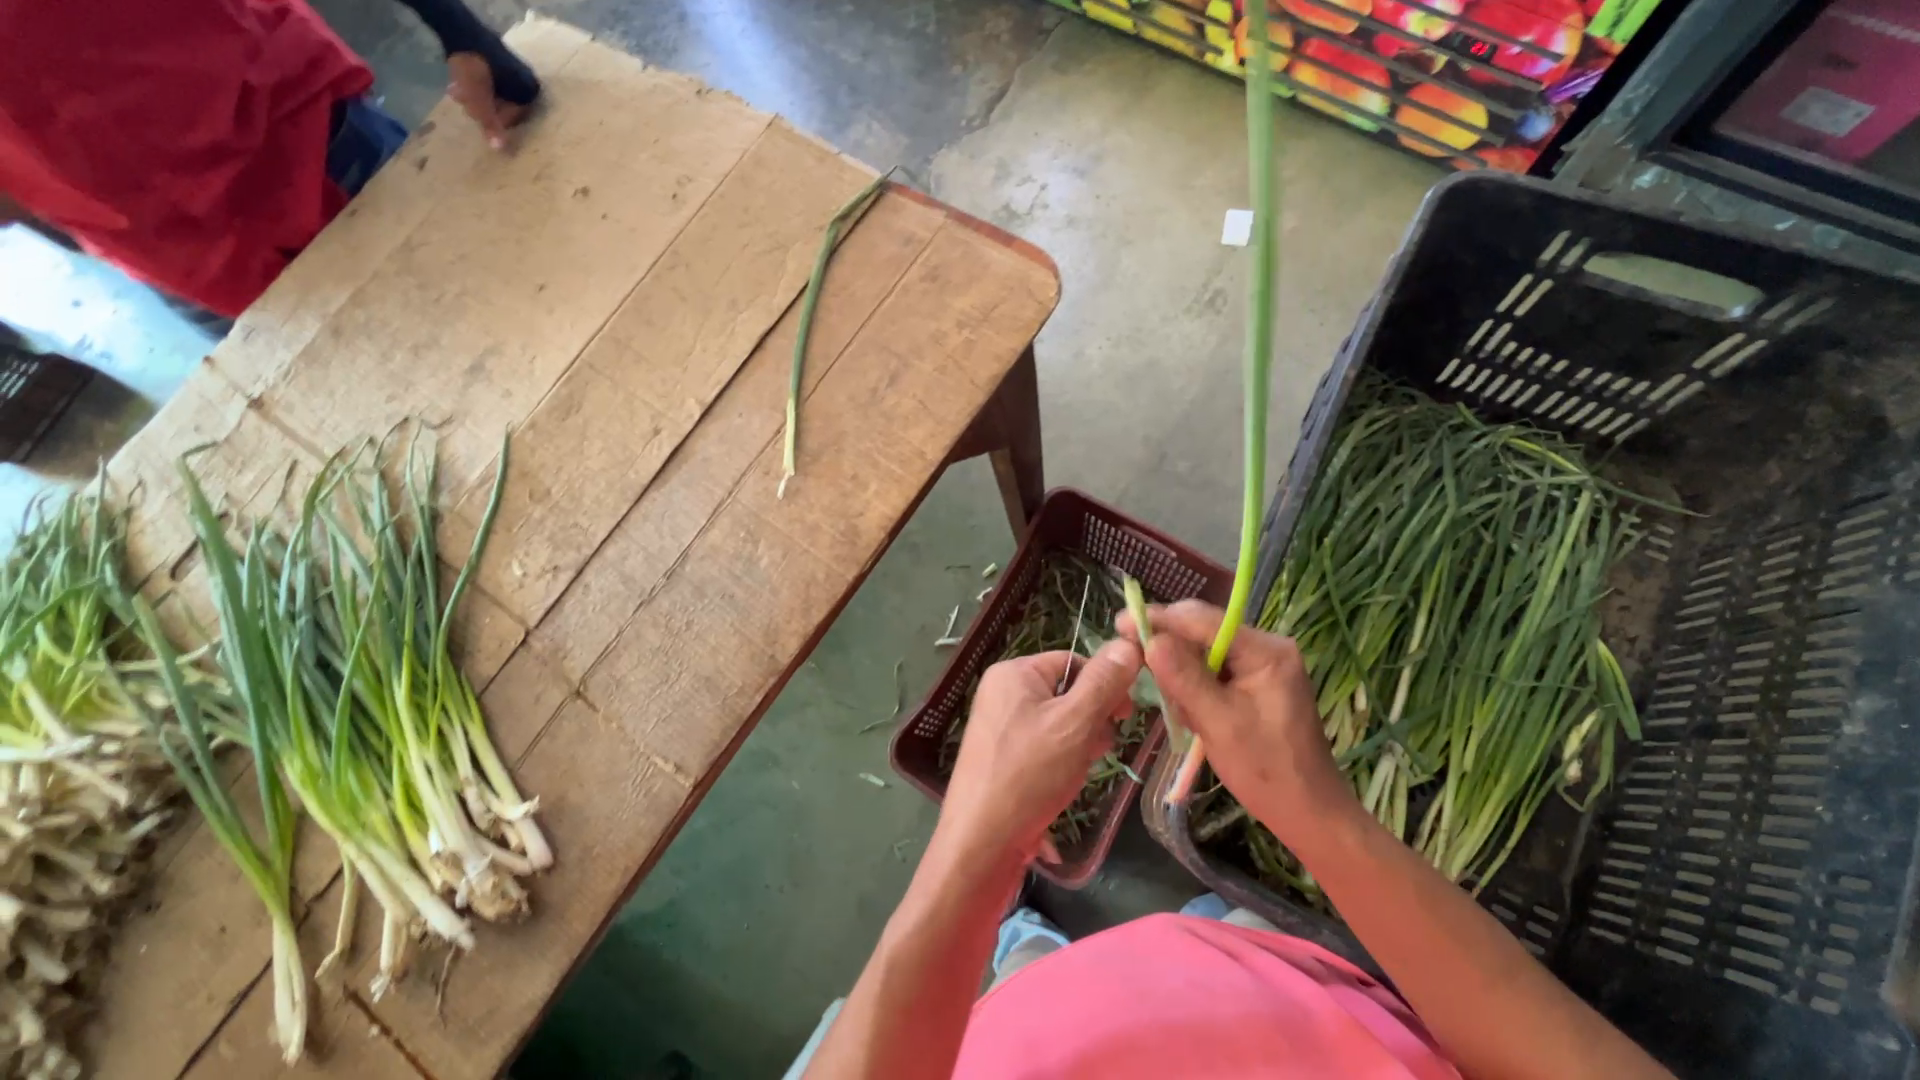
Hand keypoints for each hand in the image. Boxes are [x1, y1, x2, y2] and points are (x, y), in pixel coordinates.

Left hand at [447, 52, 530, 149]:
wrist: (459, 30)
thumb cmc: (476, 72)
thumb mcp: (481, 104)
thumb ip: (491, 127)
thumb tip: (501, 150)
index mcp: (529, 92)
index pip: (515, 117)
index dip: (495, 120)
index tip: (478, 117)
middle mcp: (527, 79)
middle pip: (505, 104)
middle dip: (484, 107)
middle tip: (465, 105)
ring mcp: (514, 65)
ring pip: (496, 92)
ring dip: (477, 96)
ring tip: (458, 93)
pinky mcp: (498, 56)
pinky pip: (491, 78)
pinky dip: (477, 83)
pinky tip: (460, 83)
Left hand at [939, 640, 1142, 864]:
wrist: (981, 843)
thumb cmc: (1028, 774)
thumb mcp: (1074, 723)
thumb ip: (1104, 683)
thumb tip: (1128, 643)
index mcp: (1013, 673)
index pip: (1074, 660)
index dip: (1105, 685)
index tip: (1125, 716)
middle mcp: (1003, 693)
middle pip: (1068, 692)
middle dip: (1092, 720)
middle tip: (1097, 749)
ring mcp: (1000, 728)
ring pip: (1061, 723)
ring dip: (1081, 744)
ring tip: (1079, 770)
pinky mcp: (1003, 758)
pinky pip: (1045, 747)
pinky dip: (1062, 761)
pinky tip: (1065, 783)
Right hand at [1119, 600, 1359, 848]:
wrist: (1308, 811)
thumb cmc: (1266, 770)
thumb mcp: (1218, 723)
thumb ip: (1183, 678)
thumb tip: (1149, 640)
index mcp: (1266, 650)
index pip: (1203, 619)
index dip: (1159, 619)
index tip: (1119, 624)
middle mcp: (1266, 646)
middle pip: (1202, 632)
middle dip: (1170, 651)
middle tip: (1136, 668)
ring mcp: (1262, 664)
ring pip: (1203, 652)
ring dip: (1182, 676)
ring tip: (1179, 711)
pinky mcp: (1256, 682)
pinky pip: (1214, 671)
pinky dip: (1195, 688)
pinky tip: (1192, 714)